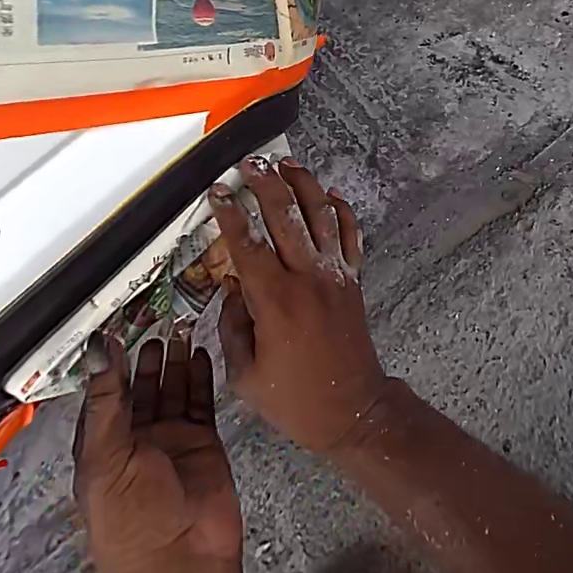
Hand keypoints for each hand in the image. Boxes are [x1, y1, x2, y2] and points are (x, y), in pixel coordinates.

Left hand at [74, 330, 242, 572]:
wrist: (183, 556)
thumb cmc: (133, 524)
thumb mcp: (108, 456)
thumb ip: (108, 399)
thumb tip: (98, 350)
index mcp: (101, 445)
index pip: (104, 391)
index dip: (110, 360)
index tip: (118, 325)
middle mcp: (135, 439)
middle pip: (141, 386)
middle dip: (147, 354)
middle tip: (156, 317)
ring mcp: (170, 438)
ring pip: (171, 387)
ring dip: (175, 359)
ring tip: (179, 327)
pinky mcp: (202, 438)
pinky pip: (199, 399)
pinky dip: (200, 375)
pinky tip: (199, 354)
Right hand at [212, 155, 387, 453]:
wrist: (353, 408)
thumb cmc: (295, 399)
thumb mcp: (245, 375)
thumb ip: (232, 325)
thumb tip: (230, 287)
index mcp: (275, 301)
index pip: (247, 244)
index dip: (230, 214)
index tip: (218, 191)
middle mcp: (308, 277)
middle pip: (286, 216)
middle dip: (267, 184)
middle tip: (251, 163)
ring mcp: (335, 274)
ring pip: (321, 215)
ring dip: (304, 185)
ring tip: (287, 164)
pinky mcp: (353, 279)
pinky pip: (350, 235)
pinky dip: (342, 211)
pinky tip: (331, 193)